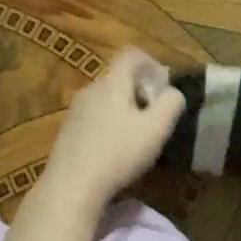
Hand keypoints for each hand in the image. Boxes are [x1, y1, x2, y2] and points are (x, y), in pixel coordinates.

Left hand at [34, 47, 185, 211]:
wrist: (72, 185)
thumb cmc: (119, 153)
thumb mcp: (157, 128)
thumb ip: (171, 103)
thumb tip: (173, 92)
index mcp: (112, 83)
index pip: (132, 55)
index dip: (152, 64)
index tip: (164, 87)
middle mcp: (91, 89)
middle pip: (119, 77)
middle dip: (141, 91)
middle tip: (156, 117)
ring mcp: (75, 110)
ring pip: (106, 99)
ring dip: (125, 110)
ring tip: (137, 137)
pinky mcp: (67, 131)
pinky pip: (94, 117)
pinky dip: (109, 125)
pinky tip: (115, 151)